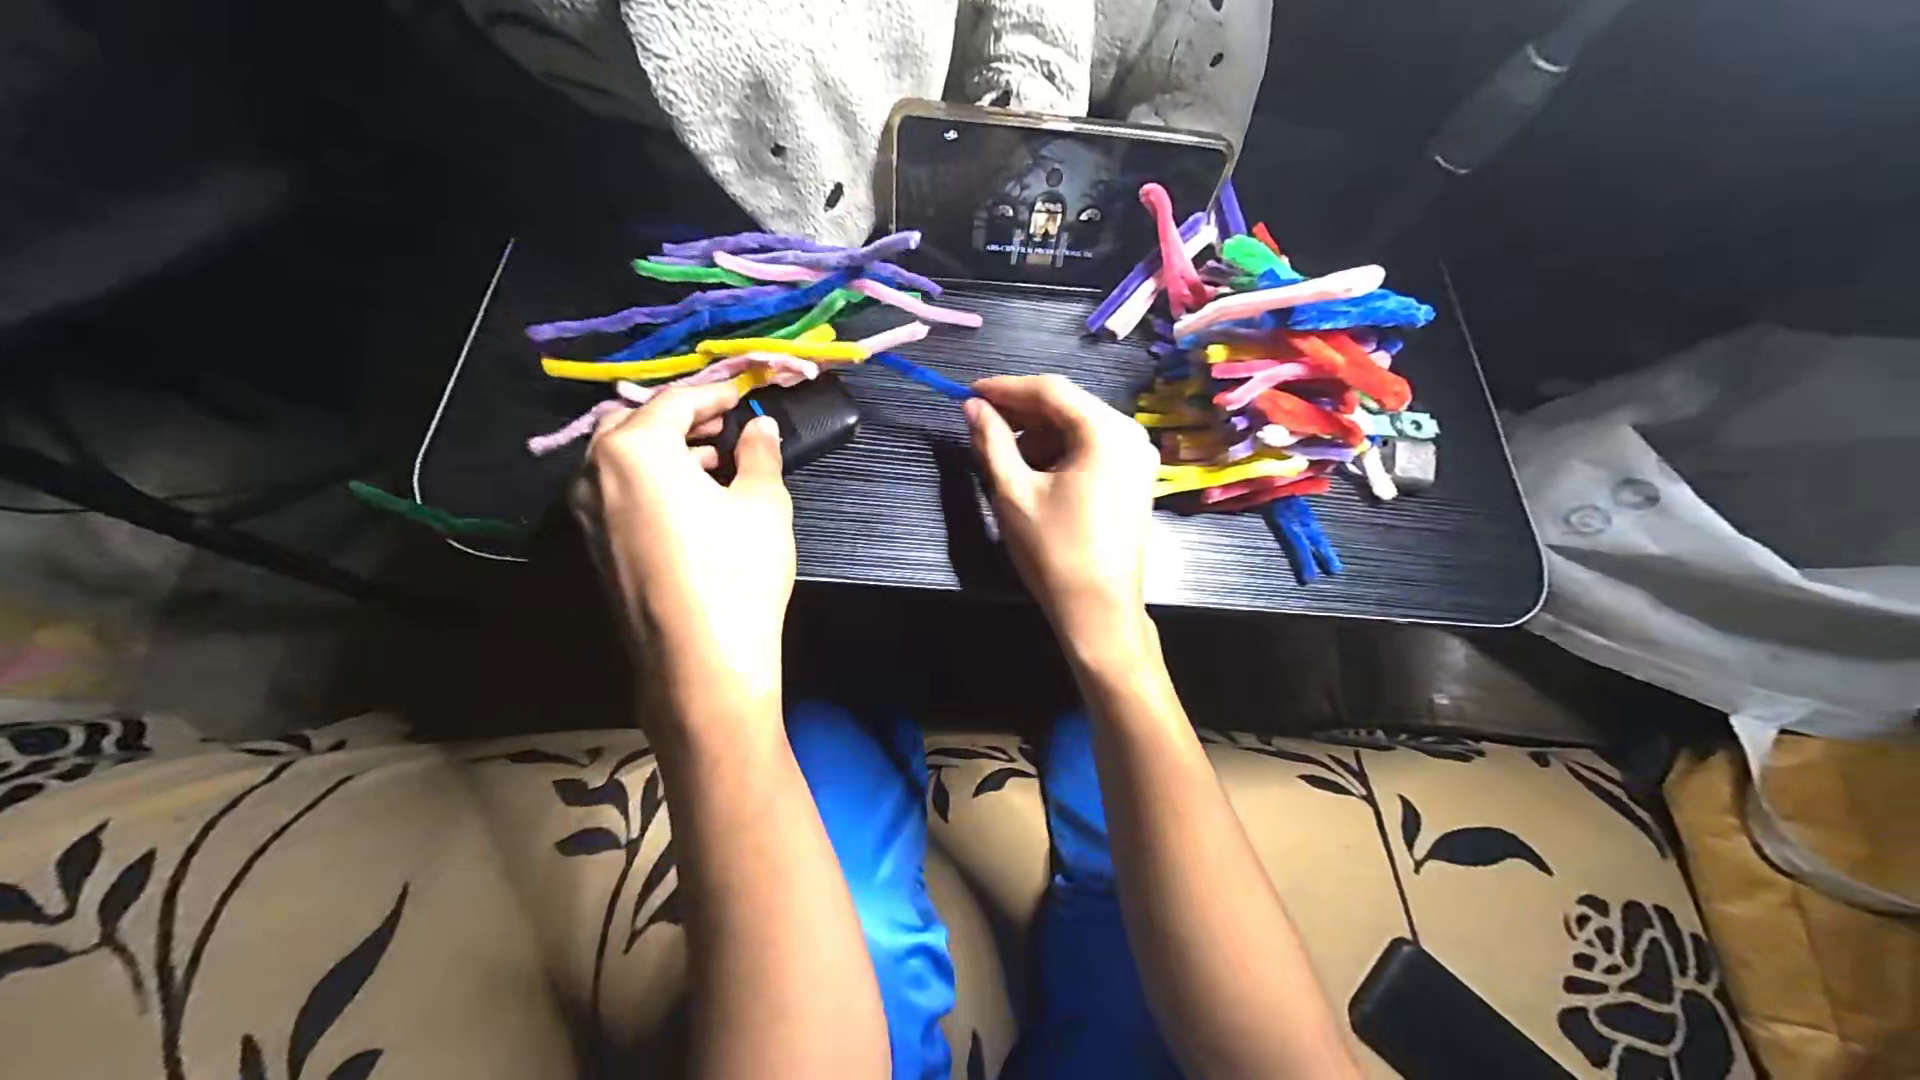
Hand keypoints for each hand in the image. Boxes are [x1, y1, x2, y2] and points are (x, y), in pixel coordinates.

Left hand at [572, 383, 792, 711]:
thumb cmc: (737, 570)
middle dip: (682, 419)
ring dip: (666, 451)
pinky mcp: (594, 549)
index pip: (674, 401)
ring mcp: (587, 515)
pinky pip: (619, 494)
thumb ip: (760, 454)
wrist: (701, 662)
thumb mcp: (763, 503)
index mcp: (634, 448)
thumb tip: (761, 428)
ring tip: (715, 461)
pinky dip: (652, 482)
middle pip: (635, 425)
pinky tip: (691, 501)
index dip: (713, 393)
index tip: (742, 393)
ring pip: (622, 461)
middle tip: (726, 425)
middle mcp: (595, 474)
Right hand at [963, 375, 1159, 654]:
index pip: (1050, 389)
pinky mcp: (1135, 478)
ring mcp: (1138, 457)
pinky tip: (1034, 470)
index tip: (969, 393)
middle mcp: (1130, 434)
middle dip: (1022, 412)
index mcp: (1105, 431)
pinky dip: (1060, 451)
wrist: (1099, 610)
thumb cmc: (1054, 551)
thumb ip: (991, 441)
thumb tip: (971, 407)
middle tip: (982, 423)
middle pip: (1068, 405)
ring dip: (1039, 434)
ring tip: (1004, 454)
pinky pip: (1092, 448)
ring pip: (1079, 427)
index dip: (1005, 387)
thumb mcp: (1013, 492)